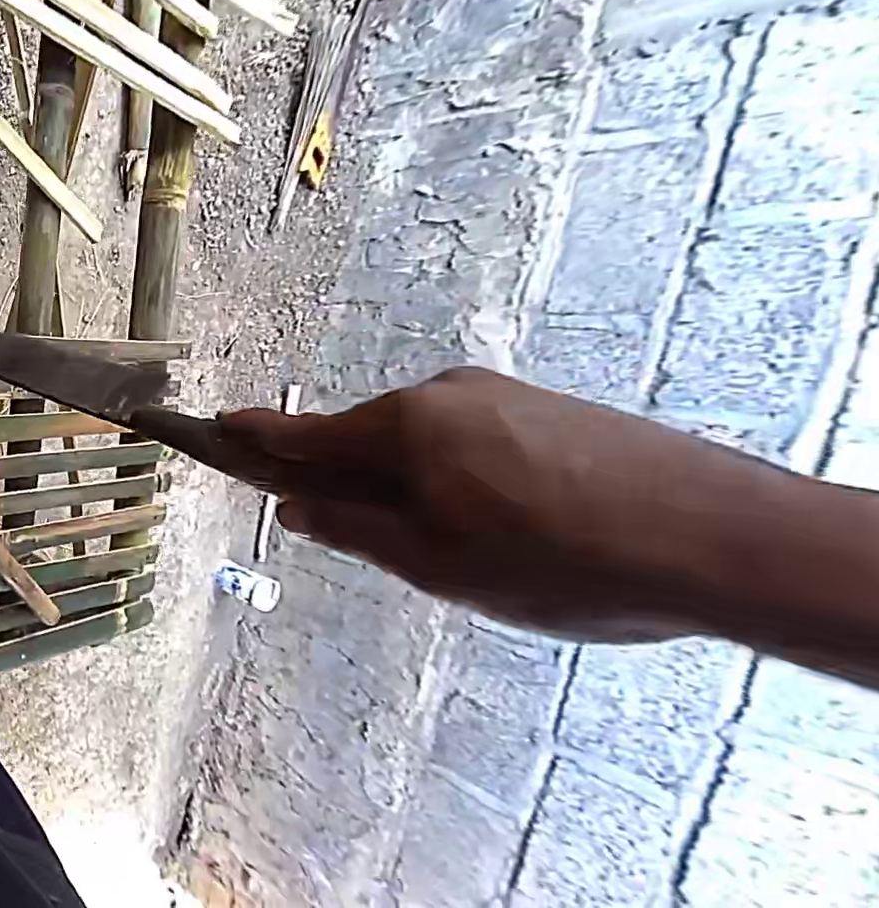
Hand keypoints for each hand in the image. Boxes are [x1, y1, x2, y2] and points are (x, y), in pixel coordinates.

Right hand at [214, 368, 829, 641]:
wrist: (739, 542)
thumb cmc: (560, 560)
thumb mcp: (434, 562)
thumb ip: (352, 529)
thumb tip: (295, 509)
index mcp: (401, 427)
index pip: (303, 432)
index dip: (254, 434)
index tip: (217, 424)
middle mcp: (439, 394)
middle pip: (364, 436)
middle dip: (355, 478)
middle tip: (382, 534)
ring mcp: (495, 393)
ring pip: (420, 438)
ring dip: (415, 479)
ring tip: (470, 538)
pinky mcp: (542, 403)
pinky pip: (468, 433)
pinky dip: (460, 469)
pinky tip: (510, 515)